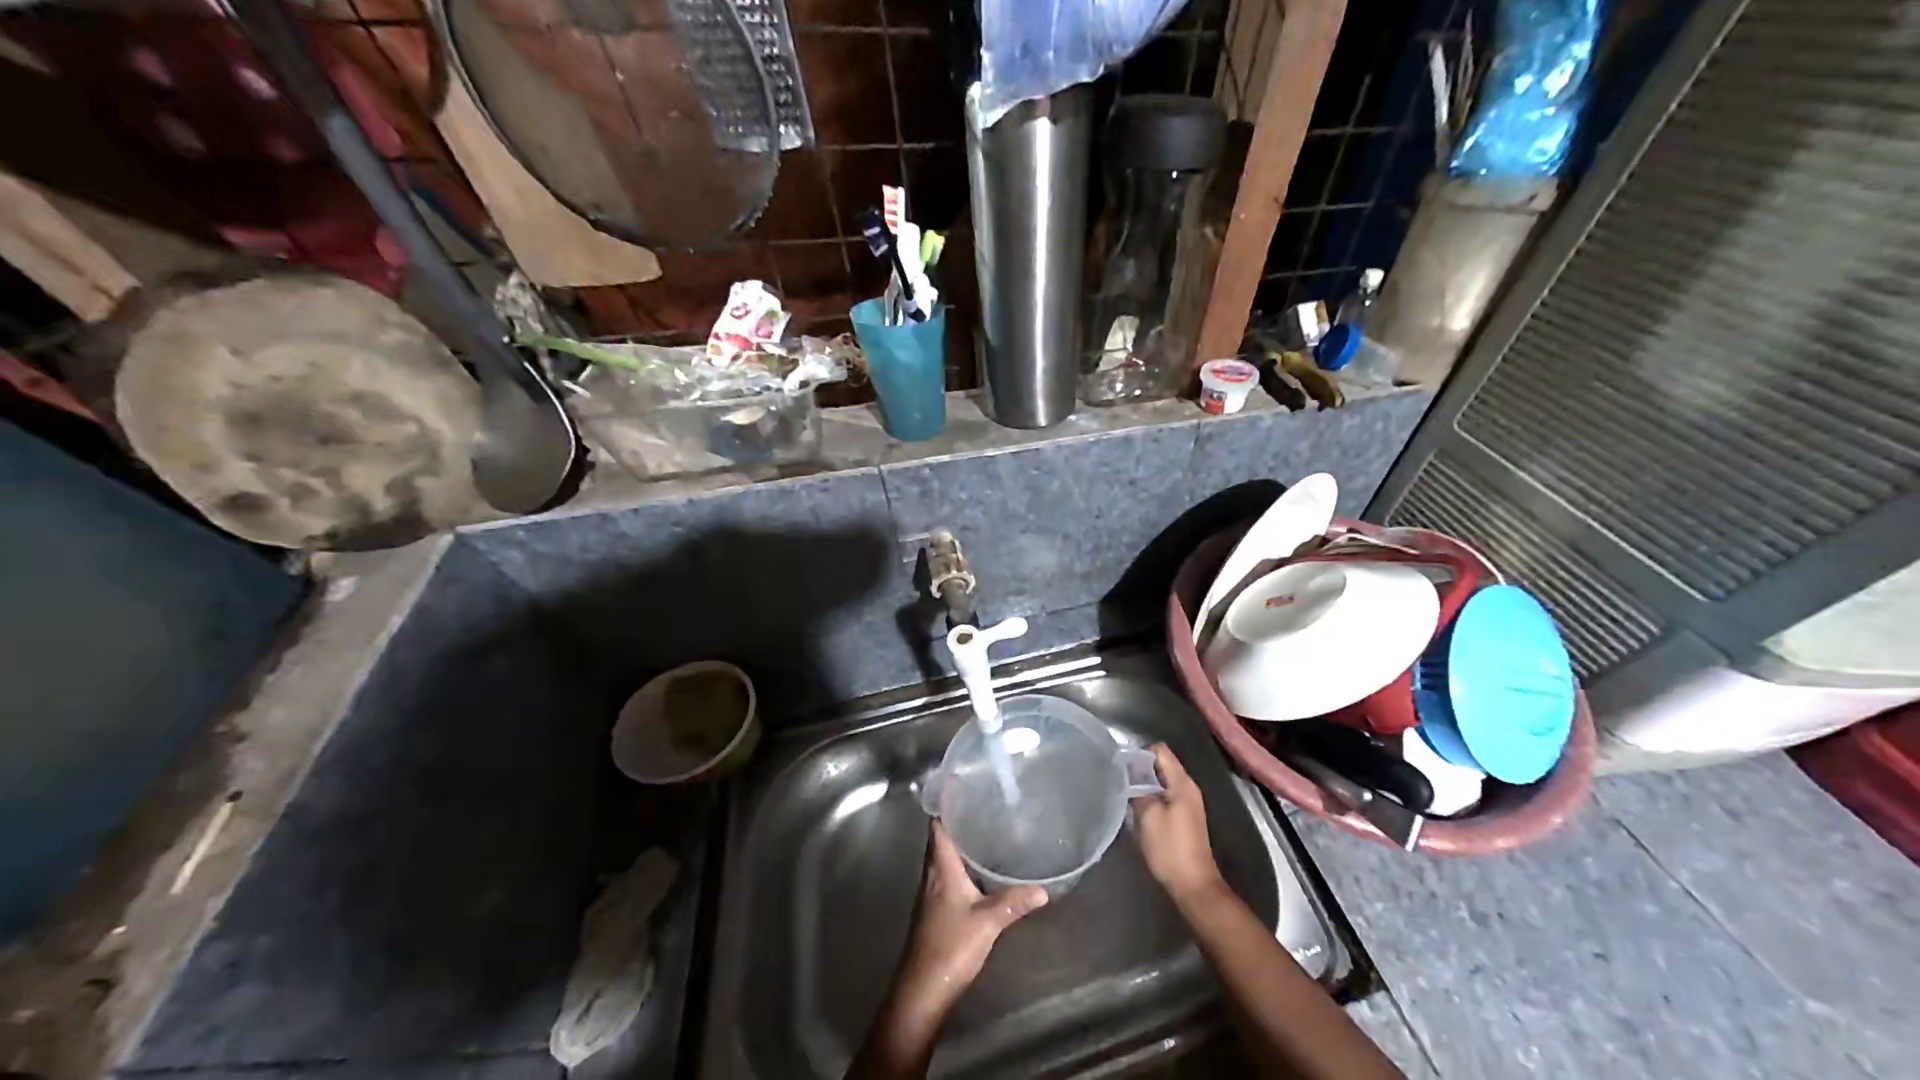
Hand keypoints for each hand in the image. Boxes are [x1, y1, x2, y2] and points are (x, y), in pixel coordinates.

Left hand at [849, 823, 1047, 1077]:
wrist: (923, 989)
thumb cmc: (950, 947)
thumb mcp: (987, 922)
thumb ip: (1013, 902)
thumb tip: (1044, 888)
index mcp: (940, 867)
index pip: (937, 824)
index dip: (946, 802)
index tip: (963, 783)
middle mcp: (932, 873)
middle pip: (941, 836)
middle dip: (958, 817)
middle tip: (983, 800)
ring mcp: (933, 891)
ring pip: (945, 855)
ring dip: (961, 840)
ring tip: (987, 826)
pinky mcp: (937, 907)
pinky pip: (949, 872)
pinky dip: (963, 861)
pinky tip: (982, 867)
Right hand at [1132, 743, 1225, 902]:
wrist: (1192, 884)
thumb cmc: (1170, 848)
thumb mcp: (1148, 815)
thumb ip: (1138, 789)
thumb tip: (1130, 774)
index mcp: (1182, 783)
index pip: (1160, 750)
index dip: (1140, 753)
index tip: (1122, 766)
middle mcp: (1187, 788)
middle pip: (1161, 765)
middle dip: (1140, 769)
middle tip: (1118, 780)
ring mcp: (1187, 803)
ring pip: (1161, 781)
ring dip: (1144, 784)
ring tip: (1124, 794)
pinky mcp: (1183, 817)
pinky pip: (1164, 796)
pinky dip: (1150, 797)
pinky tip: (1137, 810)